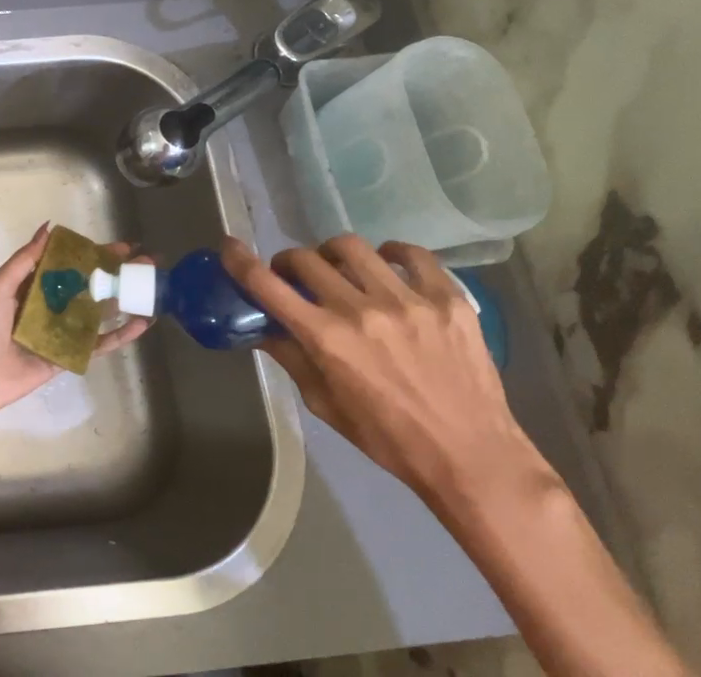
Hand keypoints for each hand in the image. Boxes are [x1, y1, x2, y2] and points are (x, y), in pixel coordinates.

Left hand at [0, 223, 152, 421]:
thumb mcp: (0, 286)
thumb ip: (25, 260)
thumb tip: (48, 228)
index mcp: (32, 287)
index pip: (68, 265)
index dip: (93, 255)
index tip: (120, 247)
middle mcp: (50, 307)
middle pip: (88, 286)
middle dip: (115, 274)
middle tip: (144, 263)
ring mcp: (62, 332)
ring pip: (98, 313)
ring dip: (123, 300)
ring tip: (149, 288)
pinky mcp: (69, 356)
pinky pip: (98, 344)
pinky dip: (120, 335)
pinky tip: (141, 323)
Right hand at [222, 234, 554, 508]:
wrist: (471, 455)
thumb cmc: (387, 438)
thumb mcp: (324, 404)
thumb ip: (292, 358)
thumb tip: (266, 328)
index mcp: (326, 339)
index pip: (267, 285)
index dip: (240, 261)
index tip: (229, 246)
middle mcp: (362, 310)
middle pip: (306, 259)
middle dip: (288, 263)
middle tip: (293, 277)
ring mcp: (408, 300)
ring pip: (353, 248)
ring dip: (332, 254)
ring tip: (339, 269)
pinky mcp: (448, 300)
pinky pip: (412, 255)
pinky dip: (390, 253)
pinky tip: (386, 266)